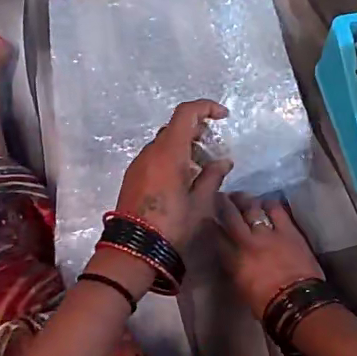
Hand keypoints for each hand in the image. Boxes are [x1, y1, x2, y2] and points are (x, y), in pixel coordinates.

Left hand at [114, 99, 234, 248]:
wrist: (135, 248)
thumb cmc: (172, 223)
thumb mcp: (200, 202)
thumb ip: (213, 176)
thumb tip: (224, 161)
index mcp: (169, 152)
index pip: (186, 114)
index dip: (206, 108)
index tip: (224, 117)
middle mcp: (151, 152)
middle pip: (175, 127)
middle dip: (197, 131)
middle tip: (213, 148)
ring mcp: (138, 164)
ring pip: (164, 143)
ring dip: (184, 147)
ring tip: (201, 168)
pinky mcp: (132, 176)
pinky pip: (154, 157)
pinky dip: (171, 158)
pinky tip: (182, 179)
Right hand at [217, 193, 324, 318]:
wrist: (297, 303)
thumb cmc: (267, 305)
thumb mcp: (241, 288)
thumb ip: (235, 268)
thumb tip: (233, 257)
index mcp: (232, 260)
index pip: (216, 236)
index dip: (210, 224)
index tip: (207, 217)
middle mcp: (246, 242)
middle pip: (230, 215)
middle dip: (223, 203)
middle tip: (220, 196)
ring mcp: (267, 234)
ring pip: (251, 208)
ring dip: (244, 200)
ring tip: (240, 196)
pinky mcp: (288, 230)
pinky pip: (276, 210)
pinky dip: (269, 204)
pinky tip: (266, 202)